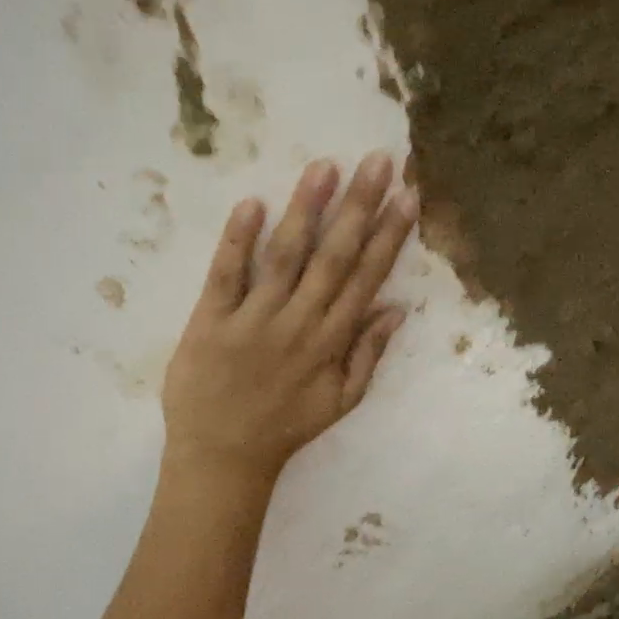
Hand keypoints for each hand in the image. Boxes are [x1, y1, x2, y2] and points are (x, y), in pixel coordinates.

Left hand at [162, 153, 416, 491]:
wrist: (223, 456)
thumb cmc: (286, 427)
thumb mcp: (341, 401)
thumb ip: (368, 354)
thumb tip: (396, 309)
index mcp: (331, 342)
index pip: (366, 279)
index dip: (389, 237)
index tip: (408, 198)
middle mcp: (298, 324)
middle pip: (334, 258)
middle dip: (359, 208)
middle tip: (380, 162)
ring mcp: (253, 320)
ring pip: (286, 257)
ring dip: (307, 210)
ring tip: (327, 166)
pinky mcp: (210, 320)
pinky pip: (226, 275)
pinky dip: (238, 241)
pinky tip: (254, 204)